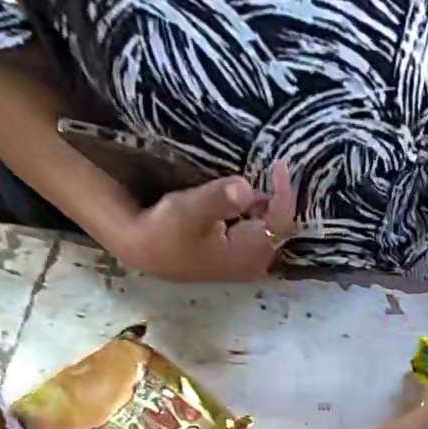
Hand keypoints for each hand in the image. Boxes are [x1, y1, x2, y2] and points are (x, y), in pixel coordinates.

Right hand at [116, 160, 295, 282]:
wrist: (143, 249)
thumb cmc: (166, 229)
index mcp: (247, 255)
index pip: (280, 223)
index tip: (279, 164)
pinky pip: (257, 234)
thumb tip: (247, 189)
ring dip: (268, 208)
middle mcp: (251, 264)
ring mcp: (243, 263)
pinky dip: (258, 215)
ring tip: (266, 179)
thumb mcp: (191, 209)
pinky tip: (249, 200)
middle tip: (275, 169)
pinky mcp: (233, 257)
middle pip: (280, 229)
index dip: (284, 193)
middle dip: (280, 201)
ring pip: (269, 232)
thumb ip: (221, 199)